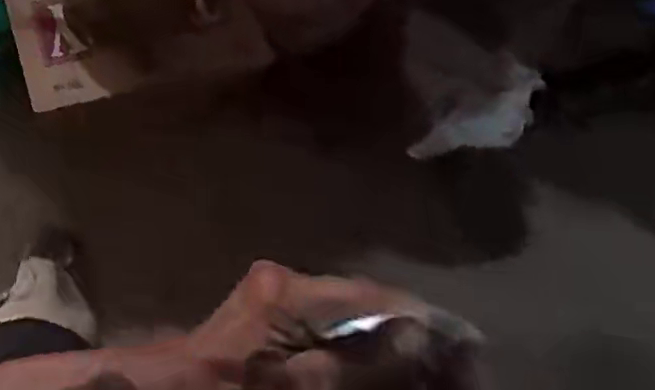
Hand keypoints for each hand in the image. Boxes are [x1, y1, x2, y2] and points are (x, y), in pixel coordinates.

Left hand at [181, 262, 460, 388]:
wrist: (179, 388)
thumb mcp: (308, 387)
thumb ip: (368, 362)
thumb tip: (428, 335)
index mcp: (291, 289)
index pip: (375, 297)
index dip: (429, 327)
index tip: (475, 357)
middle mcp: (285, 277)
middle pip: (367, 304)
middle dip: (417, 341)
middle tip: (462, 378)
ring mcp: (276, 290)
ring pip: (353, 316)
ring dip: (394, 348)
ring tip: (435, 378)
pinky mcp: (273, 309)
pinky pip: (331, 325)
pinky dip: (363, 351)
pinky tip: (389, 373)